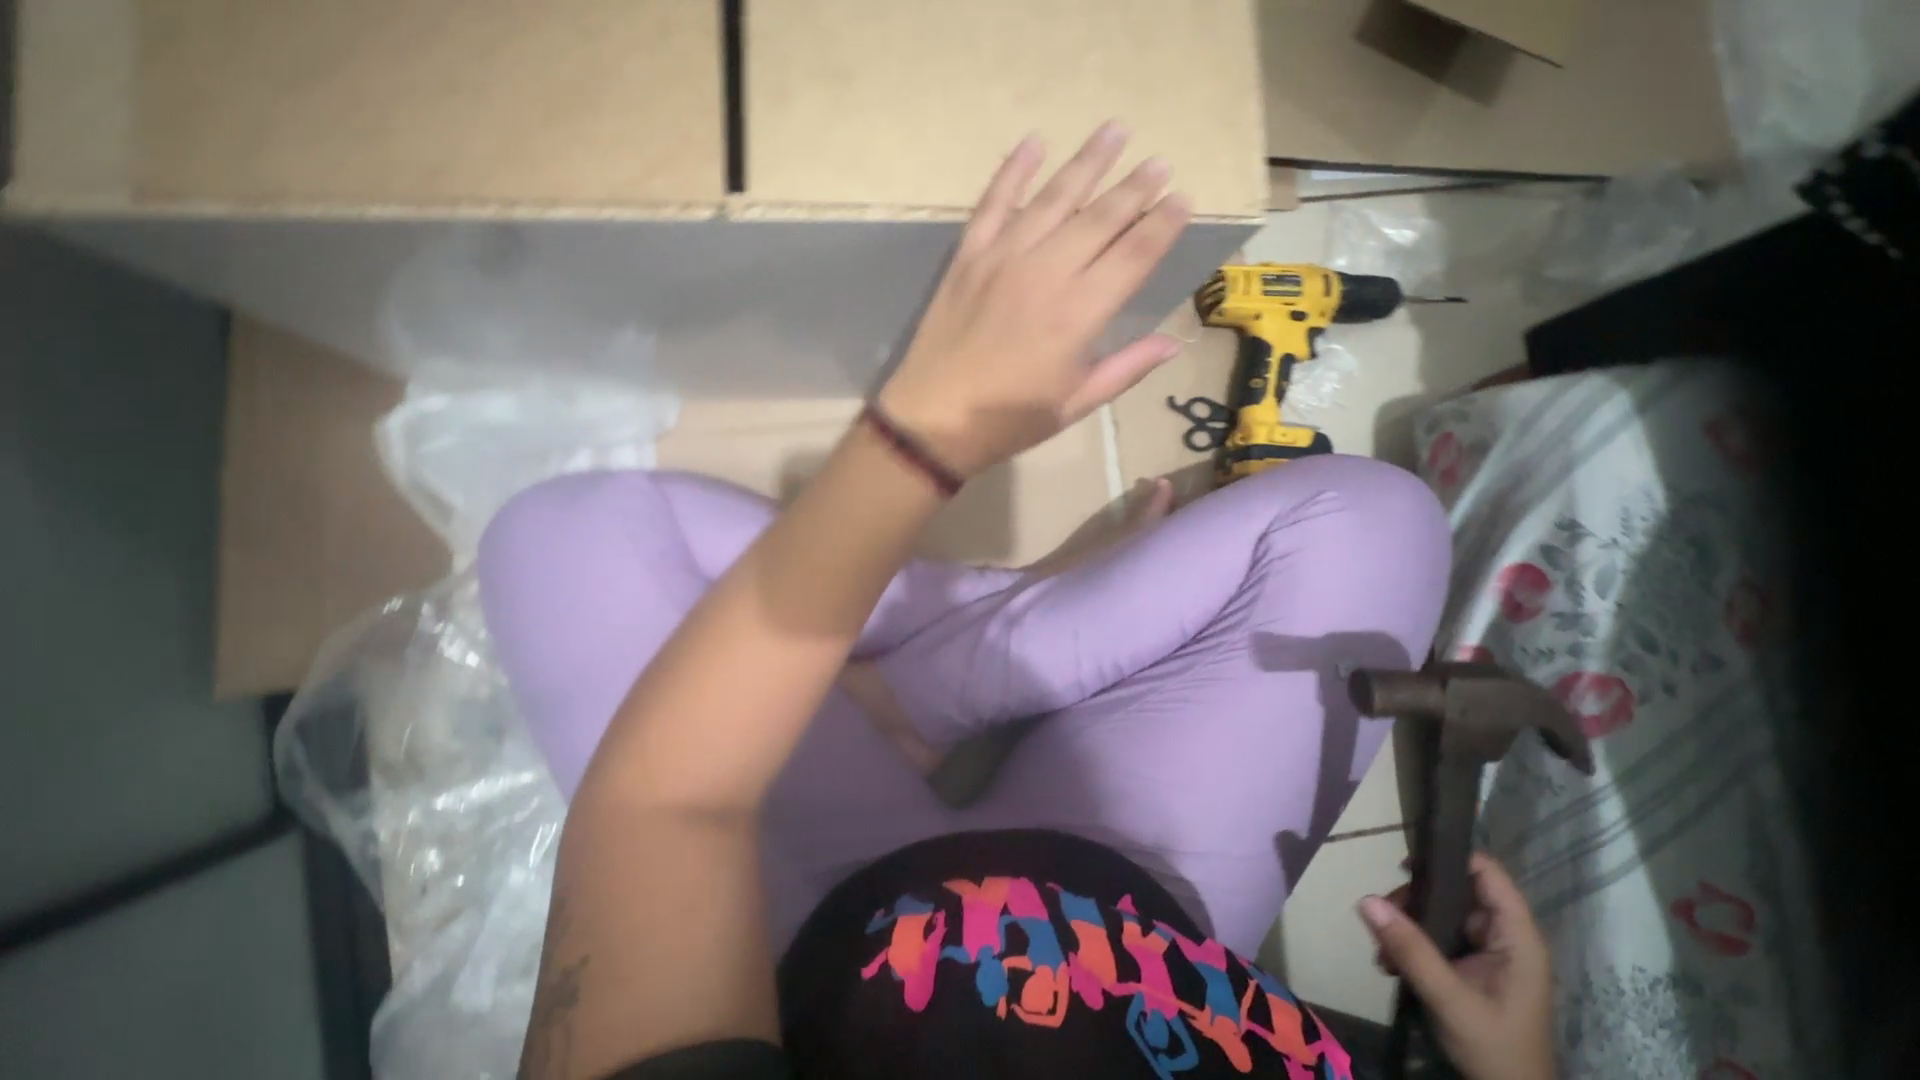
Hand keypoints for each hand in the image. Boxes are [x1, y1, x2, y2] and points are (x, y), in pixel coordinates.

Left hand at [877, 122, 1191, 476]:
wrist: (933, 419)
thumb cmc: (1008, 420)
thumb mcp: (1075, 404)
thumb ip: (1125, 368)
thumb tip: (1173, 341)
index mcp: (1079, 314)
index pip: (1133, 255)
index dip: (1162, 225)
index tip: (1183, 198)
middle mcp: (1046, 273)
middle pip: (1100, 218)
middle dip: (1135, 187)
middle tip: (1160, 163)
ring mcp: (1003, 258)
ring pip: (1053, 199)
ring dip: (1087, 163)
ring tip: (1115, 131)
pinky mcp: (968, 256)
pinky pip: (993, 203)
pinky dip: (1013, 171)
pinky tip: (1033, 143)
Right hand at [1358, 853, 1556, 1079]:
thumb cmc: (1495, 1048)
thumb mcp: (1450, 999)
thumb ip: (1411, 950)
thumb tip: (1366, 900)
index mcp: (1517, 937)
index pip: (1488, 874)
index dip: (1451, 858)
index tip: (1405, 866)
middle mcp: (1506, 938)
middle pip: (1457, 893)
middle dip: (1415, 901)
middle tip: (1382, 918)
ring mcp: (1491, 955)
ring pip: (1443, 917)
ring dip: (1409, 927)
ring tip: (1383, 951)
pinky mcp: (1475, 971)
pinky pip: (1439, 941)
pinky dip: (1413, 947)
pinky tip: (1391, 965)